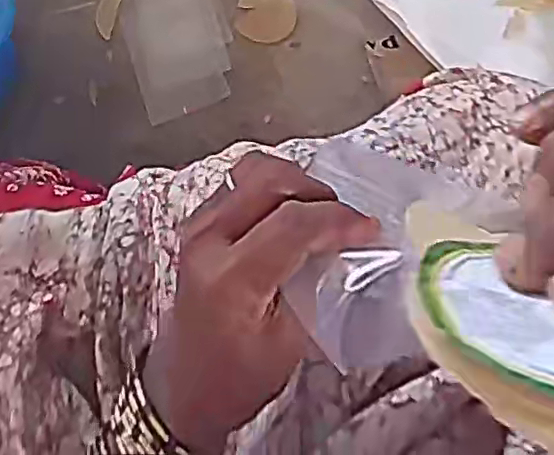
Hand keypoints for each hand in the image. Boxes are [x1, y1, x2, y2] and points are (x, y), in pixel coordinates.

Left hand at [145, 153, 379, 450]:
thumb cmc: (238, 376)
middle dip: (316, 191)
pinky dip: (274, 185)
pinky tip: (290, 211)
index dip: (336, 219)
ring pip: (254, 170)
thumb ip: (315, 286)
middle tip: (342, 218)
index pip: (290, 224)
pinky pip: (241, 180)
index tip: (370, 227)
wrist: (183, 383)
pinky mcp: (199, 217)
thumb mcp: (289, 344)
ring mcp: (198, 222)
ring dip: (294, 182)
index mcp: (229, 278)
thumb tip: (346, 245)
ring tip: (317, 211)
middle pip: (270, 181)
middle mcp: (207, 238)